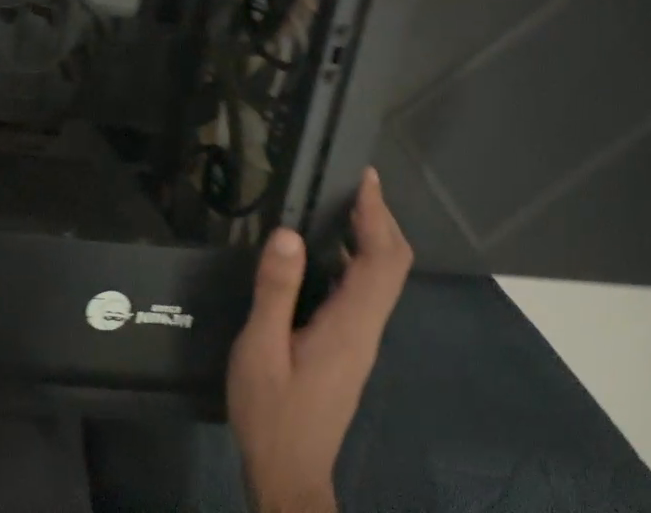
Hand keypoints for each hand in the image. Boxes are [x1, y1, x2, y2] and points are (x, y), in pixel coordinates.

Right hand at [227, 168, 412, 512]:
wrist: (289, 473)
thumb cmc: (272, 412)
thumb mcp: (260, 349)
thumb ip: (275, 290)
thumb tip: (288, 233)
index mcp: (350, 326)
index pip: (382, 260)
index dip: (377, 215)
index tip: (362, 178)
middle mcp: (365, 330)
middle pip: (390, 266)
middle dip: (378, 220)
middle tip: (348, 184)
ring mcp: (358, 342)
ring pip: (378, 281)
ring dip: (366, 239)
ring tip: (331, 206)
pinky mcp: (346, 350)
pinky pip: (359, 295)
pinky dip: (350, 262)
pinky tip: (315, 255)